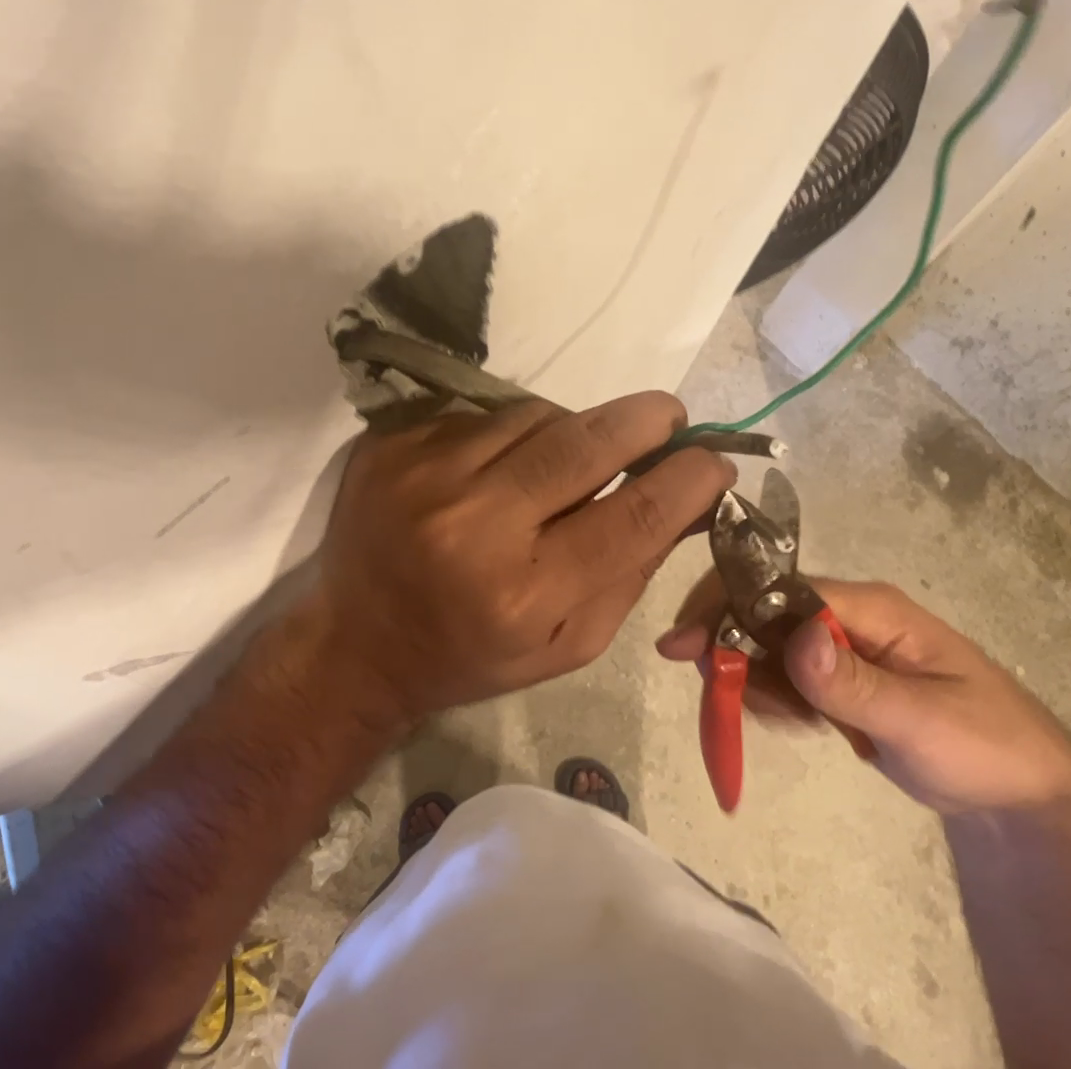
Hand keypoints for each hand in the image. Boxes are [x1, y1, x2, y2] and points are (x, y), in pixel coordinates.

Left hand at [311, 392, 734, 725]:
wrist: (355, 643)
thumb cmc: (472, 655)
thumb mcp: (566, 644)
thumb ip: (630, 575)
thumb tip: (684, 499)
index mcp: (524, 593)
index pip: (635, 514)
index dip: (690, 480)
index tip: (715, 462)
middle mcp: (474, 525)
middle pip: (587, 441)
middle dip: (647, 421)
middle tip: (670, 419)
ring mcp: (424, 474)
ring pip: (535, 415)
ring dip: (572, 430)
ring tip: (569, 462)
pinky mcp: (391, 443)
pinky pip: (481, 415)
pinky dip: (509, 435)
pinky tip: (498, 471)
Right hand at [656, 576, 1070, 813]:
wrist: (1021, 796)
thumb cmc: (985, 748)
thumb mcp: (920, 719)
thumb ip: (853, 683)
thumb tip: (795, 639)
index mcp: (873, 609)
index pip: (782, 590)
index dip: (727, 610)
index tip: (683, 648)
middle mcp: (852, 618)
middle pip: (765, 615)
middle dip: (729, 647)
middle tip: (715, 694)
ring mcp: (846, 650)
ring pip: (770, 649)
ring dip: (753, 681)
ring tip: (787, 723)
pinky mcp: (842, 682)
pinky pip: (788, 679)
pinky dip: (774, 700)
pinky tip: (798, 726)